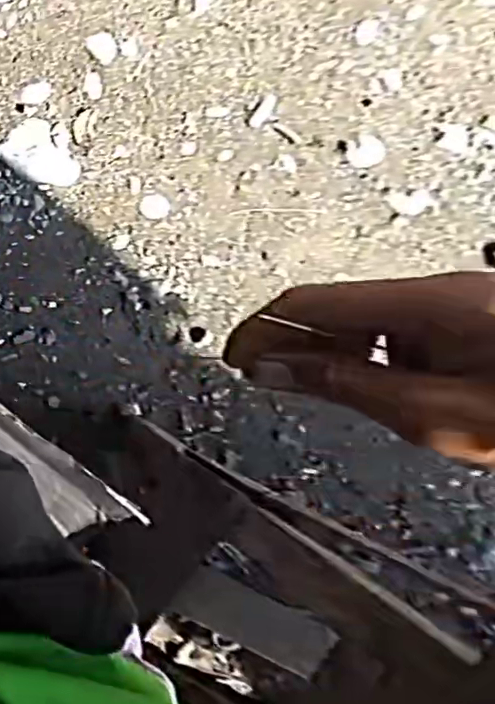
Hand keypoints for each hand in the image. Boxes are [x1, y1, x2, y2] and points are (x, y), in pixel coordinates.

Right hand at [225, 272, 494, 464]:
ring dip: (339, 352)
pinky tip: (389, 384)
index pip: (301, 303)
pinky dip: (381, 354)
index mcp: (432, 302)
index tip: (234, 360)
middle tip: (276, 380)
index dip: (256, 331)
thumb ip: (341, 385)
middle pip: (336, 308)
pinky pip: (410, 327)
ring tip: (336, 389)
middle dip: (297, 344)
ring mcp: (477, 302)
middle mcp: (452, 290)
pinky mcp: (491, 318)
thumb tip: (271, 368)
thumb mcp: (435, 412)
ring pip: (371, 318)